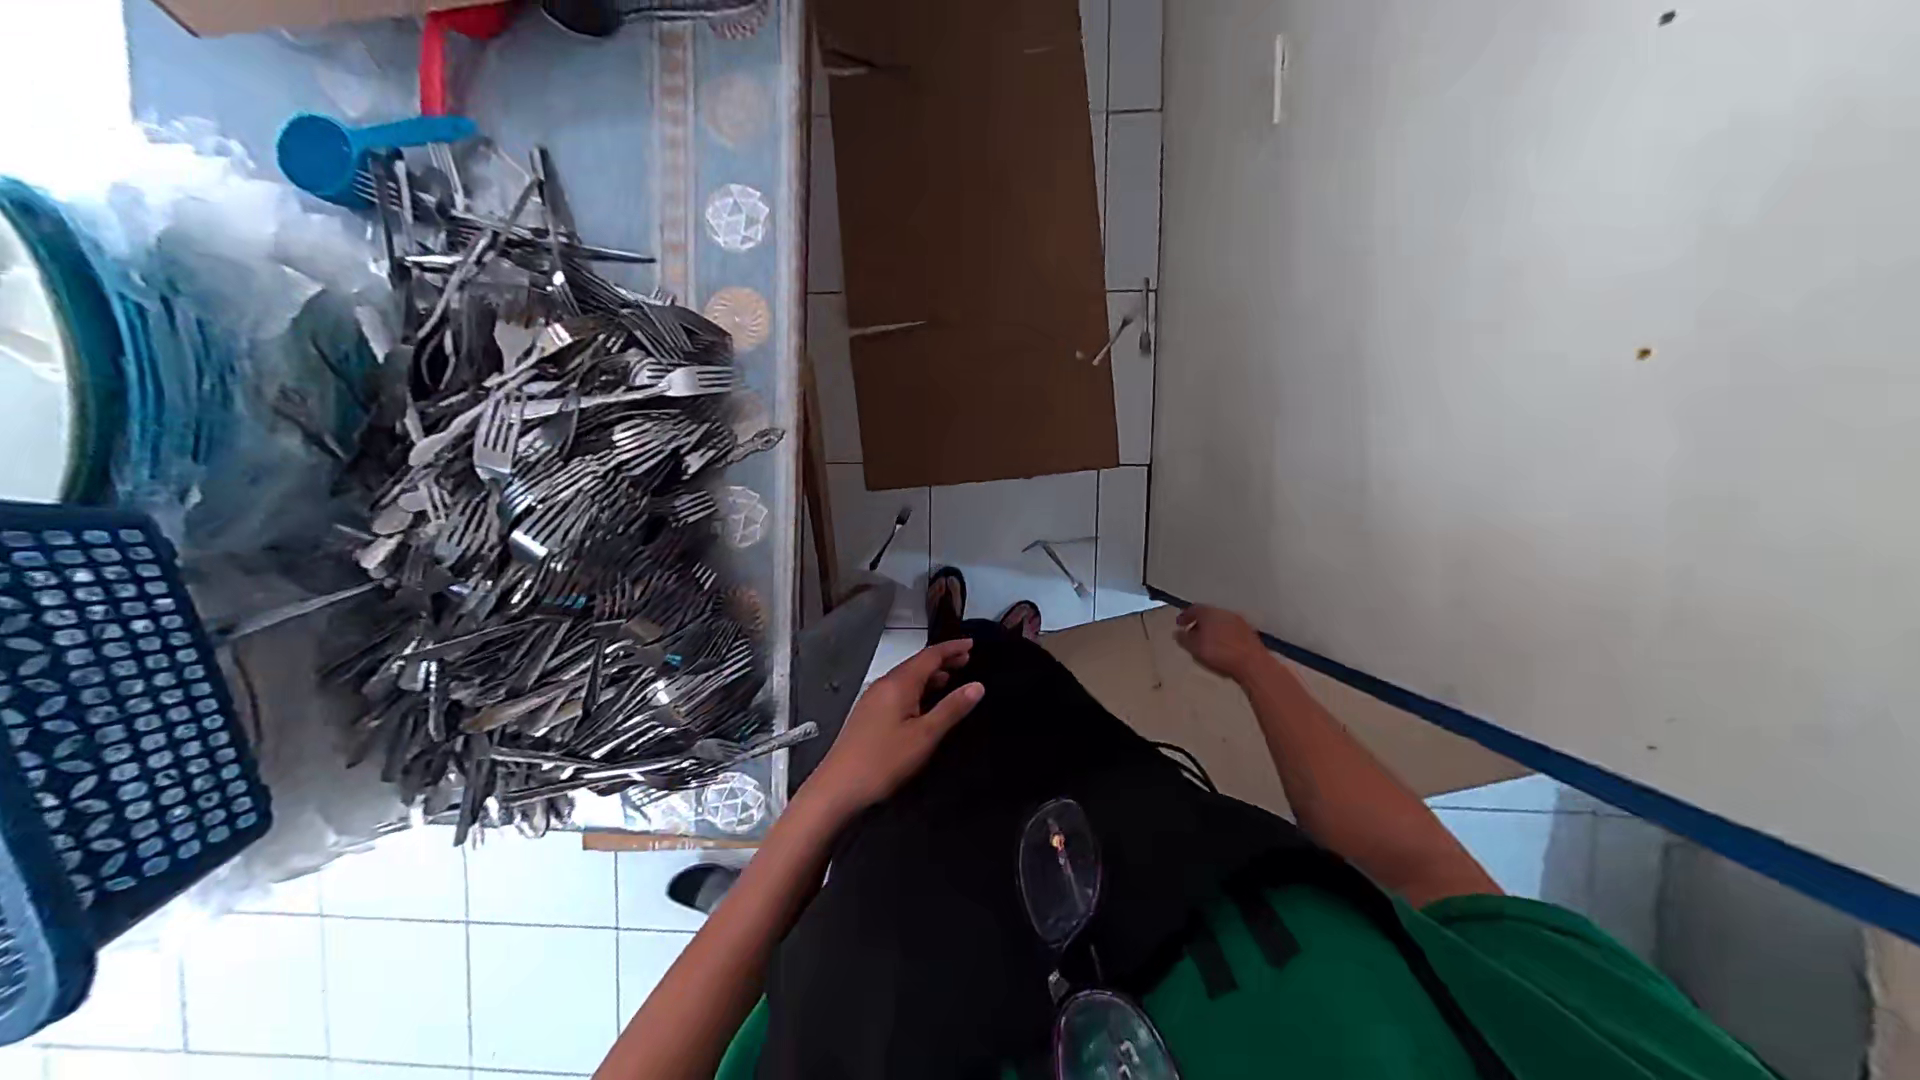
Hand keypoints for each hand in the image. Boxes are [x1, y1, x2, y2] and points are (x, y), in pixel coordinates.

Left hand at [800, 638, 984, 819]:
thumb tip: (977, 686)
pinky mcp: (868, 713)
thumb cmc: (883, 761)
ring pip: (907, 677)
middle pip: (917, 663)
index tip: (971, 643)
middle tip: (966, 658)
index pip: (930, 656)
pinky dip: (917, 688)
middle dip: (943, 659)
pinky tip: (924, 701)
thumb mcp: (925, 735)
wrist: (838, 787)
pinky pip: (898, 690)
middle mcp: (884, 685)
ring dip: (930, 674)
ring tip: (951, 677)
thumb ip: (952, 708)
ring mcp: (873, 699)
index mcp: (898, 684)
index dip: (952, 648)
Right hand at [1174, 605, 1267, 680]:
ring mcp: (1238, 621)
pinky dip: (1223, 634)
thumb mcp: (1194, 648)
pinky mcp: (1249, 631)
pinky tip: (1222, 645)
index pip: (1193, 609)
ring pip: (1220, 621)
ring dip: (1212, 628)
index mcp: (1208, 612)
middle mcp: (1223, 612)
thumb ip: (1184, 639)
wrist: (1252, 663)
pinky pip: (1230, 629)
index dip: (1185, 616)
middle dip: (1199, 622)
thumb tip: (1177, 633)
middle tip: (1192, 632)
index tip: (1179, 624)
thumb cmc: (1219, 653)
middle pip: (1208, 614)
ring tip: (1206, 641)